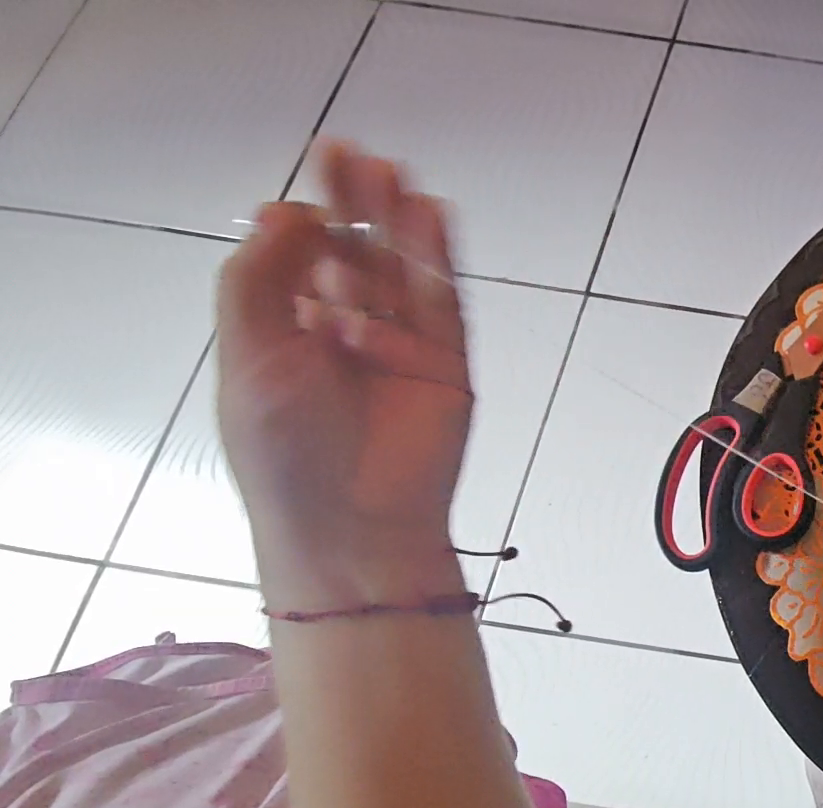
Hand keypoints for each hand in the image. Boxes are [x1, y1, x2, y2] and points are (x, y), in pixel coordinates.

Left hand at [216, 142, 469, 608]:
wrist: (357, 517)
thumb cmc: (286, 445)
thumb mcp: (249, 351)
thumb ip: (263, 276)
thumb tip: (294, 211)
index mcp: (291, 331)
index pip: (301, 260)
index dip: (305, 216)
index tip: (309, 179)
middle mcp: (349, 334)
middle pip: (356, 256)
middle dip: (354, 206)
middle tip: (353, 153)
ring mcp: (405, 350)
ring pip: (404, 275)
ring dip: (400, 224)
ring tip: (395, 173)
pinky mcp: (450, 367)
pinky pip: (445, 306)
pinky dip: (441, 263)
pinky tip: (434, 218)